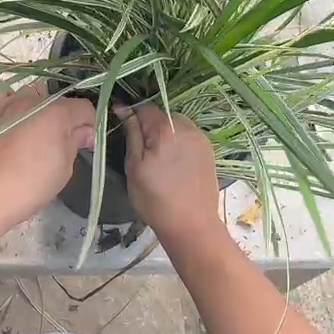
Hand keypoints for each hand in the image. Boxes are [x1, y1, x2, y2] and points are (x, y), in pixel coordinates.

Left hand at [0, 84, 94, 230]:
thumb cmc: (28, 187)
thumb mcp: (64, 169)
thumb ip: (75, 143)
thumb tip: (84, 131)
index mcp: (57, 112)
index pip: (84, 109)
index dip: (88, 126)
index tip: (84, 144)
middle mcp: (33, 99)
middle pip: (58, 101)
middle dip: (63, 119)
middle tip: (57, 145)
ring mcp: (8, 101)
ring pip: (32, 94)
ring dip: (38, 109)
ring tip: (32, 134)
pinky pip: (3, 93)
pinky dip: (9, 100)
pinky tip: (10, 116)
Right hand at [119, 104, 222, 245]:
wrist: (192, 225)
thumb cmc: (156, 199)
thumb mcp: (134, 167)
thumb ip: (131, 134)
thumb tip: (124, 108)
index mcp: (165, 129)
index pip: (145, 107)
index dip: (132, 114)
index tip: (124, 127)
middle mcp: (186, 127)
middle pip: (162, 114)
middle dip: (150, 125)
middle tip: (142, 150)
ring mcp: (200, 137)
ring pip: (176, 123)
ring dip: (166, 132)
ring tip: (160, 157)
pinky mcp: (209, 149)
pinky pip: (188, 135)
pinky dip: (179, 141)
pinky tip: (174, 162)